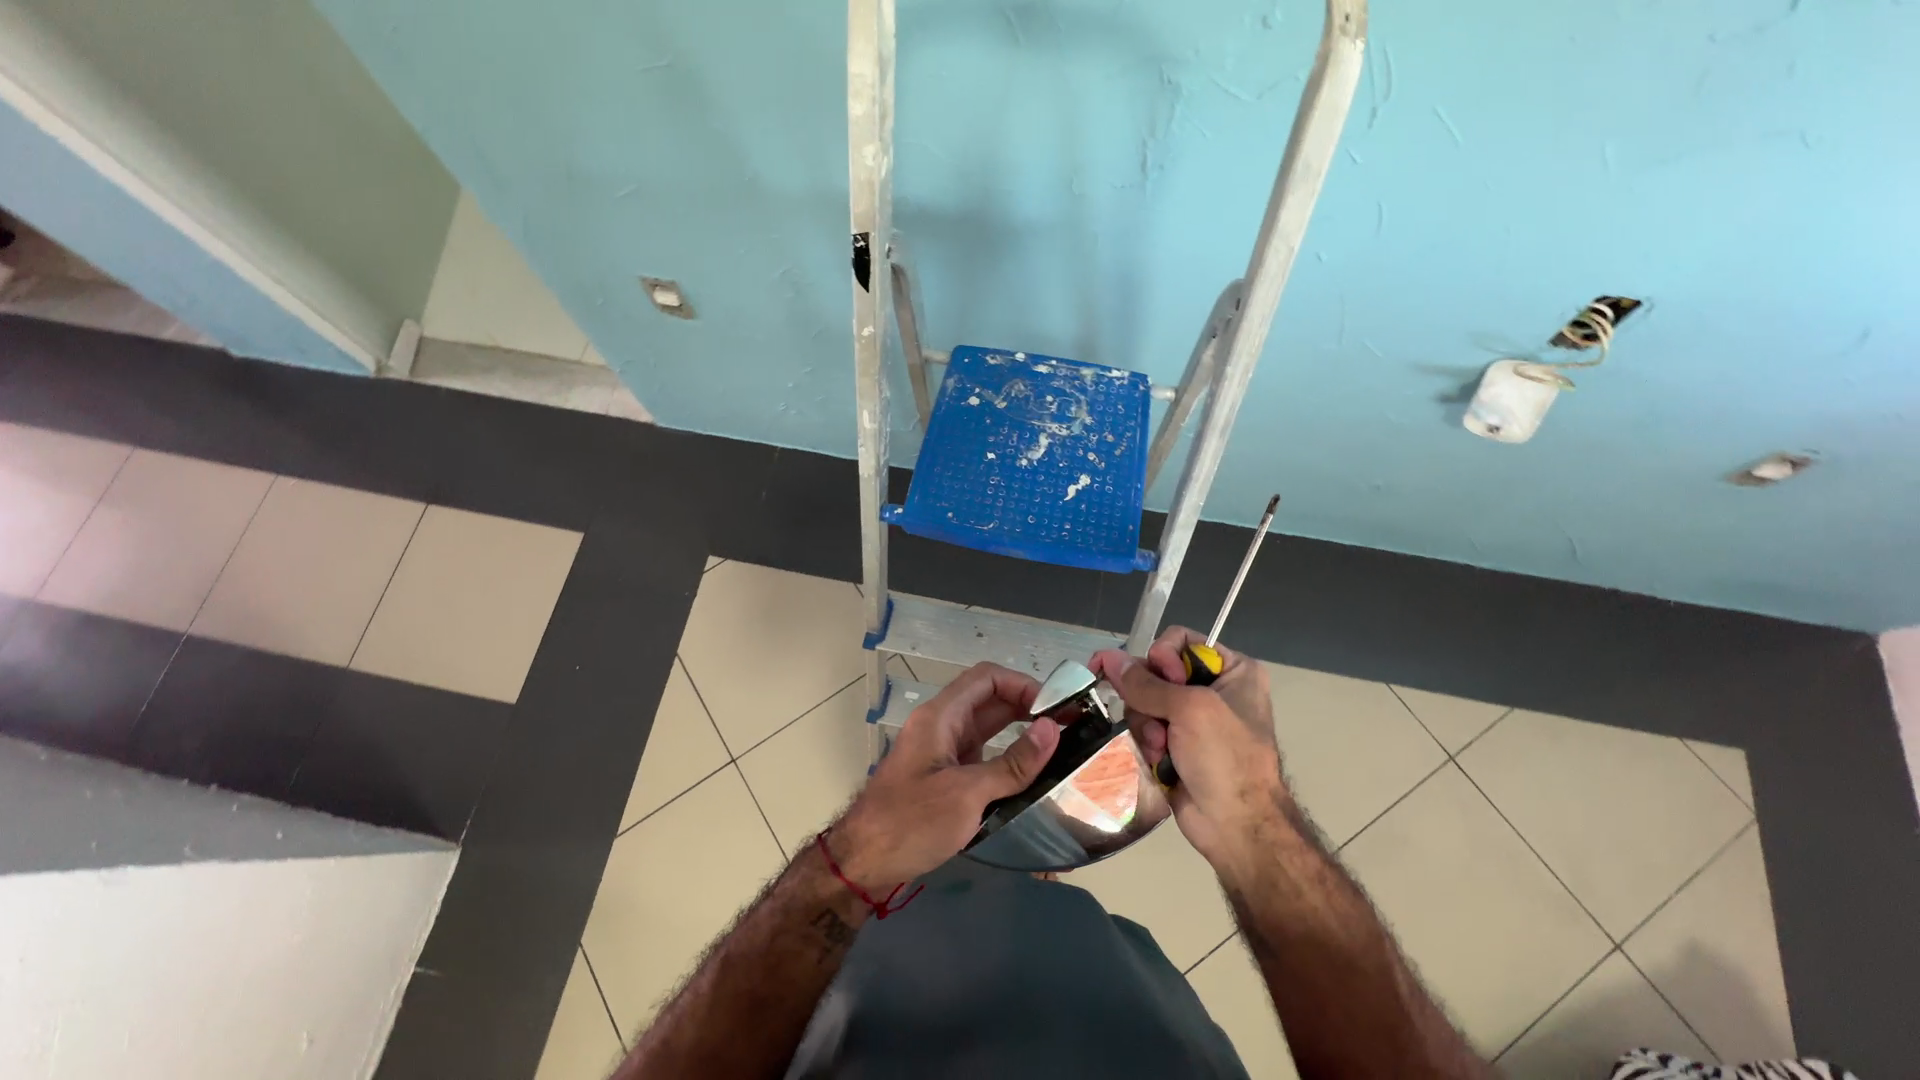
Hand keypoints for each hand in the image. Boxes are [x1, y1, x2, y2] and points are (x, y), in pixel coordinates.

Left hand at [831, 662, 1060, 891]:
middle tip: (1069, 725)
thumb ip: (1012, 763)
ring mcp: (942, 752)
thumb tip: (1052, 730)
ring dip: (1021, 733)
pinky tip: (1032, 775)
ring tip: (1059, 746)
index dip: (1023, 684)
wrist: (863, 863)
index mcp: (940, 717)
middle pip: (989, 701)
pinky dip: (1008, 759)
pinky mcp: (945, 778)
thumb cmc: (910, 823)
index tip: (1056, 707)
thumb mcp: (967, 793)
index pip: (986, 679)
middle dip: (1028, 707)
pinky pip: (982, 756)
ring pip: (988, 729)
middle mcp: (941, 726)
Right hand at [1089, 629, 1285, 868]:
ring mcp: (1192, 720)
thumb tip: (1108, 659)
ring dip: (1147, 726)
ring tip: (1162, 749)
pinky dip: (1147, 744)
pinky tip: (1160, 761)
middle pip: (1155, 673)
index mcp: (1232, 670)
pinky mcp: (1175, 745)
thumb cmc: (1226, 758)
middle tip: (1158, 721)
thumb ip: (1146, 683)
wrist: (1236, 826)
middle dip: (1149, 699)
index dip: (1162, 657)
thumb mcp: (1190, 710)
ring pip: (1144, 702)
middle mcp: (1212, 689)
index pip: (1179, 640)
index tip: (1164, 679)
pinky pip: (1144, 728)